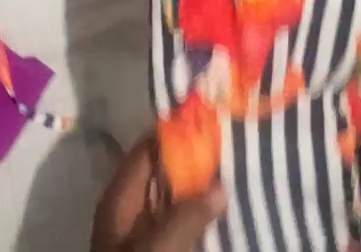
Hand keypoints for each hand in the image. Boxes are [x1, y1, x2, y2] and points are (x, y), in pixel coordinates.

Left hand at [91, 137, 226, 251]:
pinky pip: (182, 230)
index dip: (175, 133)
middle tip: (234, 149)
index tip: (210, 120)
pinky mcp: (160, 251)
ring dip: (201, 193)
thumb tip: (220, 186)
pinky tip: (229, 218)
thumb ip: (187, 216)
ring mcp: (144, 236)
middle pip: (163, 175)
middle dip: (194, 163)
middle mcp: (130, 211)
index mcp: (121, 199)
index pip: (147, 150)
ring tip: (239, 178)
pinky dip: (200, 221)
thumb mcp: (158, 248)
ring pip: (175, 202)